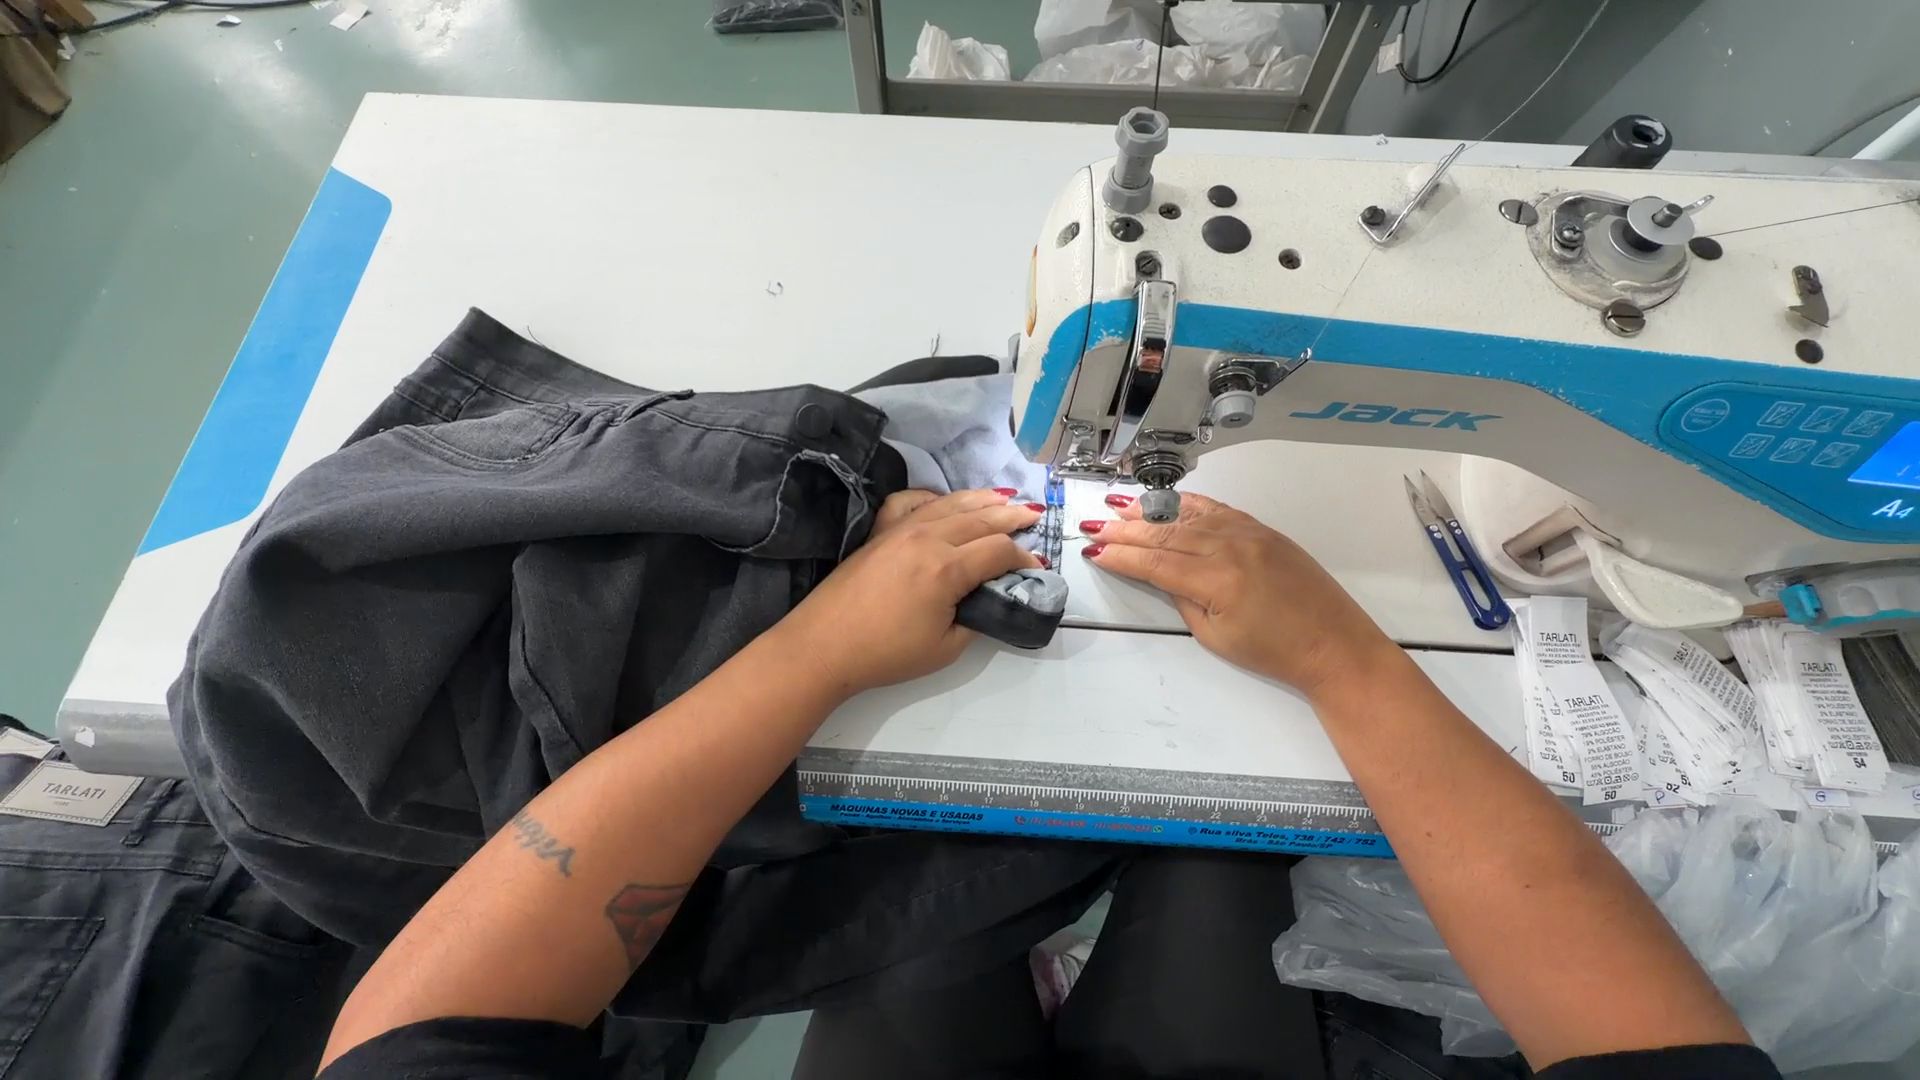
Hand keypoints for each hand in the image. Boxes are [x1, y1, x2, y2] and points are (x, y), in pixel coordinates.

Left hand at [773, 489, 1042, 698]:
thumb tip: (987, 599)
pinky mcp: (879, 531)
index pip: (998, 551)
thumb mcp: (945, 648)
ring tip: (1004, 497)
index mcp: (947, 569)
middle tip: (1033, 515)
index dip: (1023, 557)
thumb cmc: (886, 654)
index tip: (1035, 566)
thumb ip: (975, 619)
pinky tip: (943, 501)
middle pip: (980, 519)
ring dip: (981, 499)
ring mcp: (901, 530)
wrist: (824, 645)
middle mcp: (927, 539)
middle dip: (1012, 517)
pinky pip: (910, 502)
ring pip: (950, 504)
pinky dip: (932, 497)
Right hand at [1081, 492, 1393, 697]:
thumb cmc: (1276, 652)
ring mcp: (1249, 534)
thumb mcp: (1215, 636)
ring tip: (1119, 508)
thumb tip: (1160, 575)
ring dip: (1150, 513)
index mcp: (1218, 580)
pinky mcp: (1263, 530)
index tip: (1094, 550)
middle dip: (1125, 531)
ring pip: (1187, 517)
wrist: (1334, 644)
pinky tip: (1166, 503)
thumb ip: (1183, 599)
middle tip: (1094, 526)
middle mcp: (1231, 548)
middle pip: (1165, 534)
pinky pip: (1217, 510)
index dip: (1121, 556)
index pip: (1155, 563)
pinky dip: (1188, 505)